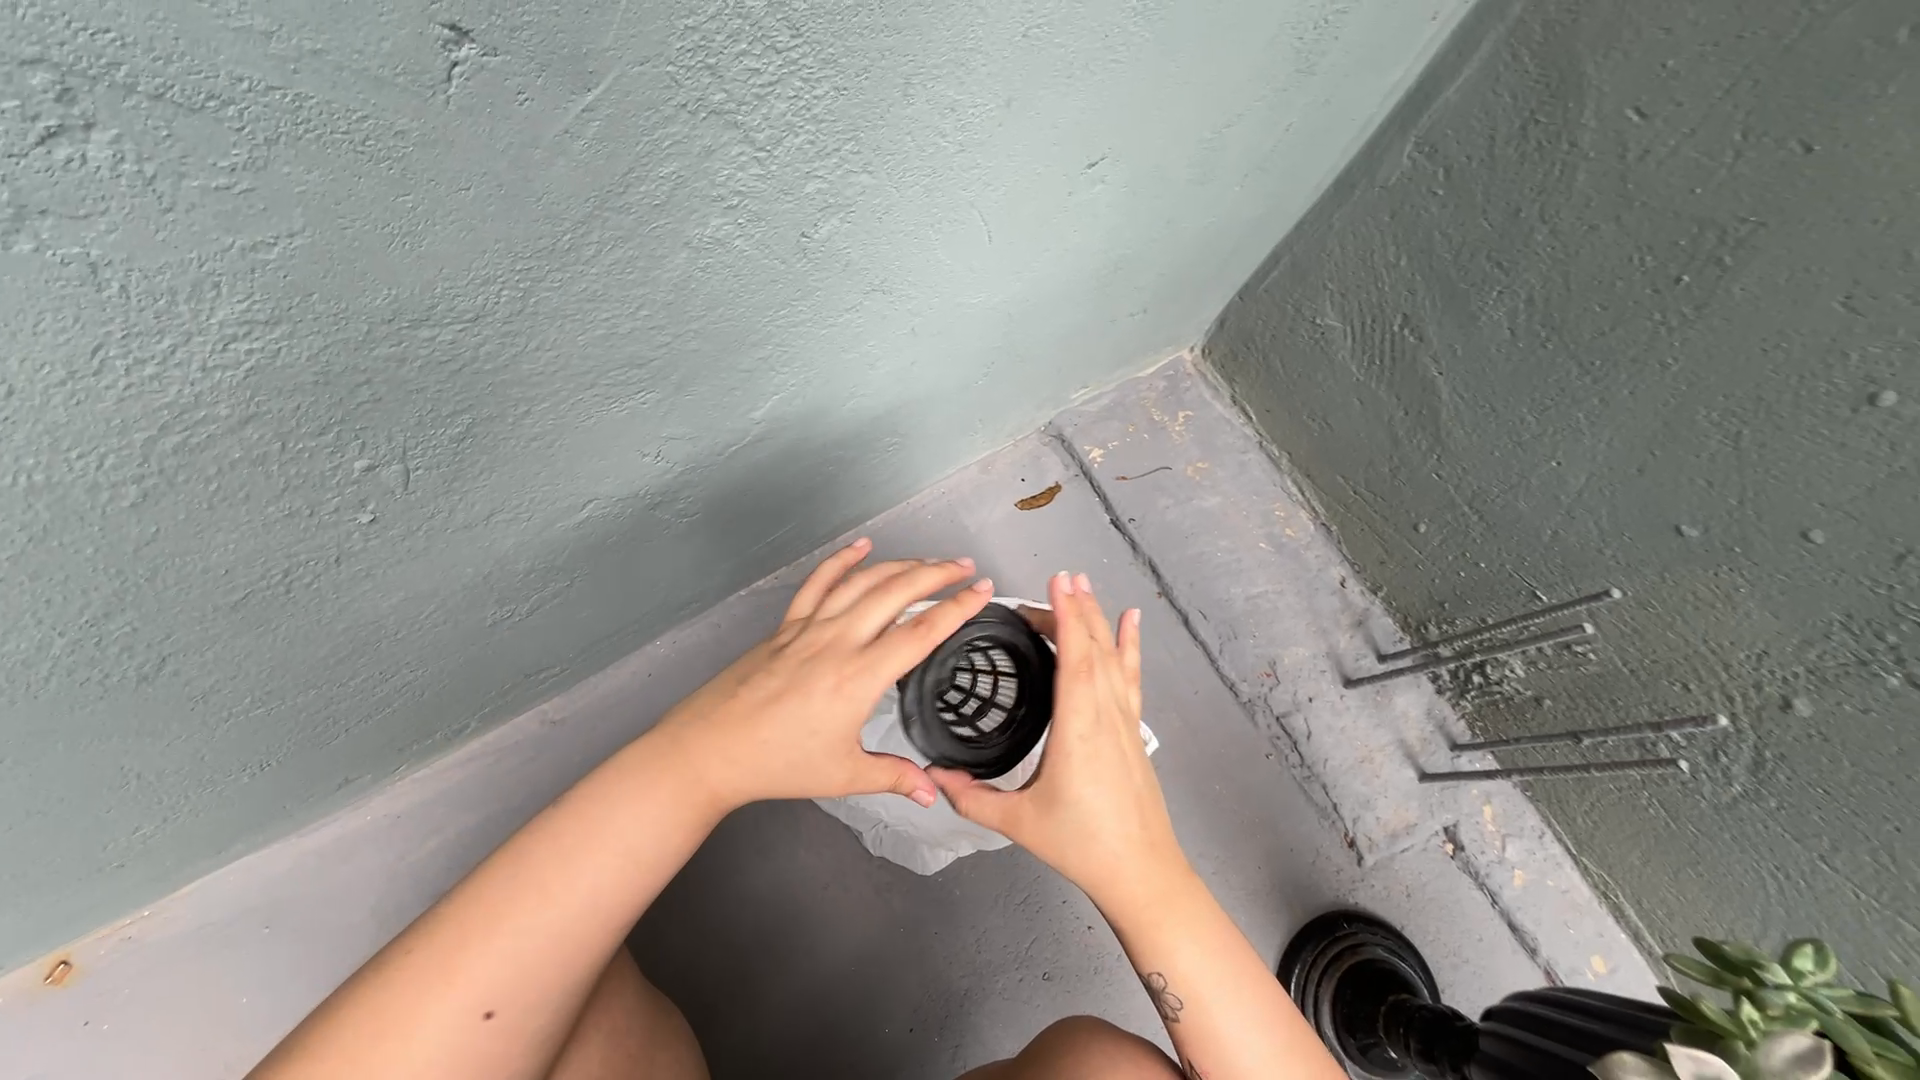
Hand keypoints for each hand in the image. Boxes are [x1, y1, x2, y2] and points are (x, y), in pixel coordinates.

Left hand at [648, 538, 993, 811]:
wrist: (711, 748)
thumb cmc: (776, 763)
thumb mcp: (842, 775)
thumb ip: (893, 777)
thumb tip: (930, 792)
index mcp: (859, 676)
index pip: (921, 631)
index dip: (958, 608)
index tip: (983, 591)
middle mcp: (838, 641)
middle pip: (897, 592)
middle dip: (938, 573)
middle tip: (966, 566)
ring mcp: (810, 628)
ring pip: (863, 582)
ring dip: (901, 565)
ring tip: (930, 560)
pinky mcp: (787, 627)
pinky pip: (818, 583)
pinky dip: (842, 561)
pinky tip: (861, 547)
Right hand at [928, 572, 1188, 908]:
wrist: (1141, 872)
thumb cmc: (1082, 845)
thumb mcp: (1018, 821)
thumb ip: (972, 797)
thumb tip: (935, 775)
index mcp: (1078, 728)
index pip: (1075, 658)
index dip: (1067, 616)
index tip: (1057, 583)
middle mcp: (1105, 715)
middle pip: (1093, 648)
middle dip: (1076, 608)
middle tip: (1057, 579)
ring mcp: (1124, 721)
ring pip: (1114, 657)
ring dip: (1099, 618)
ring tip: (1085, 585)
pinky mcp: (1134, 731)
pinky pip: (1132, 677)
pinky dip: (1131, 646)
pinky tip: (1132, 623)